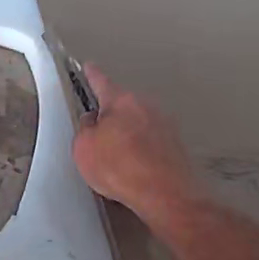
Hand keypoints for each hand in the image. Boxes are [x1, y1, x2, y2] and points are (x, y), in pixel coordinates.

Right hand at [71, 63, 203, 222]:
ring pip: (137, 128)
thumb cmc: (122, 167)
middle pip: (122, 108)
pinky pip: (150, 147)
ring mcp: (164, 127)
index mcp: (121, 101)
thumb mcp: (83, 147)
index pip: (101, 81)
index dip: (92, 75)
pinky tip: (133, 173)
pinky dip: (141, 156)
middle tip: (98, 142)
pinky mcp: (175, 147)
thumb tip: (91, 124)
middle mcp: (146, 107)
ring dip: (127, 141)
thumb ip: (84, 129)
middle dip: (110, 121)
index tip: (89, 67)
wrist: (162, 192)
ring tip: (116, 166)